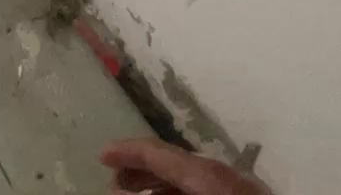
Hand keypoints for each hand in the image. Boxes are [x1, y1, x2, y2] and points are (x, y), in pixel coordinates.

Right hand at [100, 139, 271, 194]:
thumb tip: (115, 189)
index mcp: (207, 173)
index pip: (156, 149)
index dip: (124, 150)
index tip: (100, 157)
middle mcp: (223, 172)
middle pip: (172, 160)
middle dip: (139, 169)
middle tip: (113, 181)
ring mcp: (240, 187)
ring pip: (189, 176)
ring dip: (158, 183)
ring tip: (134, 193)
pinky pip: (206, 188)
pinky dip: (180, 191)